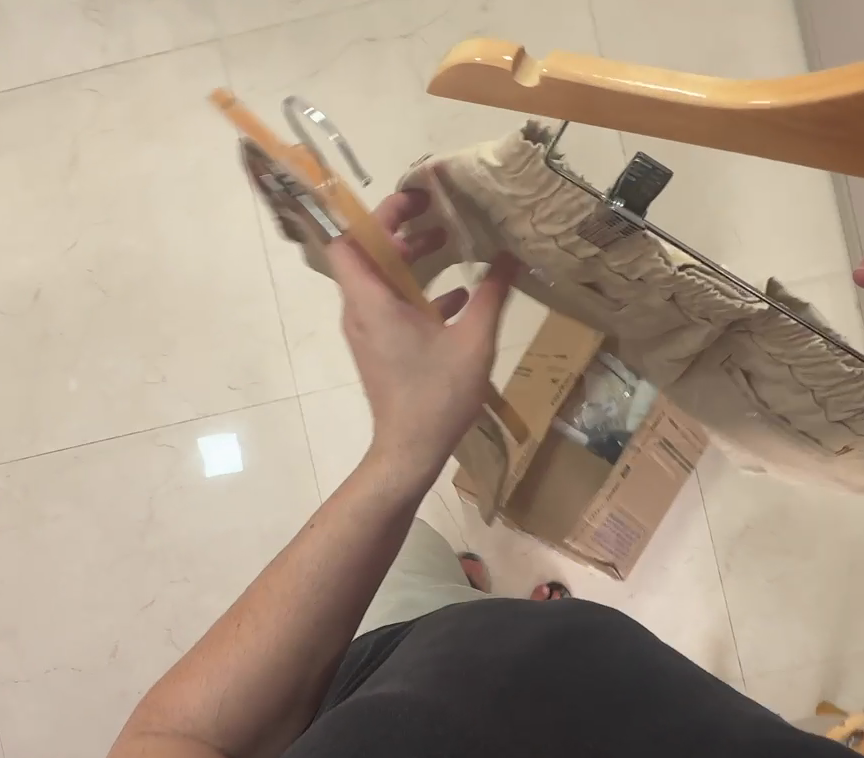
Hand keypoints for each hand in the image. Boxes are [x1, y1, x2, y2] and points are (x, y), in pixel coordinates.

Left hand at [325, 189, 519, 487]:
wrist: (410, 450)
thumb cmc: (437, 396)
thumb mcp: (474, 341)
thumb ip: (493, 293)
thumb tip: (512, 255)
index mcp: (373, 301)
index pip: (351, 238)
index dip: (377, 212)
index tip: (414, 200)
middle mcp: (361, 311)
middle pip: (368, 254)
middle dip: (401, 231)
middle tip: (438, 215)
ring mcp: (368, 333)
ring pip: (381, 282)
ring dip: (411, 262)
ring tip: (450, 246)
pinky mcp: (379, 350)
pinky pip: (391, 309)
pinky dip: (417, 295)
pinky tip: (460, 298)